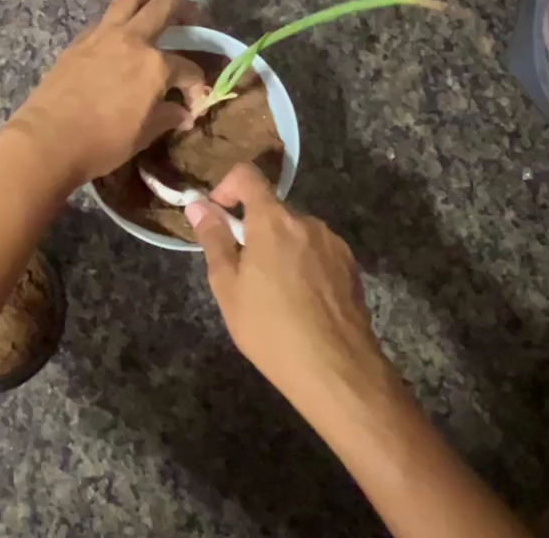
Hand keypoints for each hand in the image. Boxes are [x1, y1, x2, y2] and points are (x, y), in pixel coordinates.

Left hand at [3, 0, 205, 191]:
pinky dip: (119, 19)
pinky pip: (105, 17)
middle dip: (184, 8)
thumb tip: (183, 112)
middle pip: (164, 6)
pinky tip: (120, 36)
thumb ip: (166, 117)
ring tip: (156, 5)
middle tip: (191, 17)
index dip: (197, 84)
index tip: (194, 100)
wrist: (48, 139)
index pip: (188, 68)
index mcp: (155, 65)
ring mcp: (103, 35)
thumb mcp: (142, 136)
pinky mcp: (80, 39)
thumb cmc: (101, 143)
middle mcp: (132, 40)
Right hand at [190, 164, 394, 409]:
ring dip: (279, 247)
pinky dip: (303, 263)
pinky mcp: (350, 267)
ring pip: (296, 232)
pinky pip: (317, 251)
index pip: (247, 176)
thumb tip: (198, 205)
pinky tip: (301, 302)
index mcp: (273, 220)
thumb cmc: (271, 329)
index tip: (218, 214)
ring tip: (273, 293)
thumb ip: (214, 239)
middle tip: (242, 270)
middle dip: (253, 228)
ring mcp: (333, 243)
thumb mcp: (228, 287)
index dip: (227, 186)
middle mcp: (306, 222)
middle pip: (272, 209)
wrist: (337, 372)